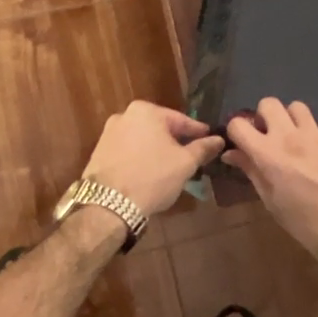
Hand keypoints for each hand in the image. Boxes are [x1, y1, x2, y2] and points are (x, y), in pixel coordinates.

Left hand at [83, 101, 225, 216]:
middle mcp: (124, 115)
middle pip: (159, 128)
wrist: (109, 205)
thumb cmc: (152, 177)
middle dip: (175, 141)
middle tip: (191, 155)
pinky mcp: (99, 152)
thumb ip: (203, 148)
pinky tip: (148, 172)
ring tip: (170, 166)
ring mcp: (108, 133)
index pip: (180, 120)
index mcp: (146, 111)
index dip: (197, 131)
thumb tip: (218, 139)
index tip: (210, 139)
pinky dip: (140, 158)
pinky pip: (128, 151)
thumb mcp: (185, 163)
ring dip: (157, 150)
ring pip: (142, 139)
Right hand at [224, 99, 317, 296]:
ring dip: (288, 118)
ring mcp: (316, 136)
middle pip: (269, 103)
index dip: (235, 131)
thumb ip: (251, 170)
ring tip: (290, 139)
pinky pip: (316, 127)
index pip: (239, 124)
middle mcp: (290, 137)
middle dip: (262, 117)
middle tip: (266, 137)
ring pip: (295, 106)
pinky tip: (313, 158)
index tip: (240, 142)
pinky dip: (308, 135)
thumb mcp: (270, 199)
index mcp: (268, 154)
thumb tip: (232, 153)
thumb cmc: (302, 222)